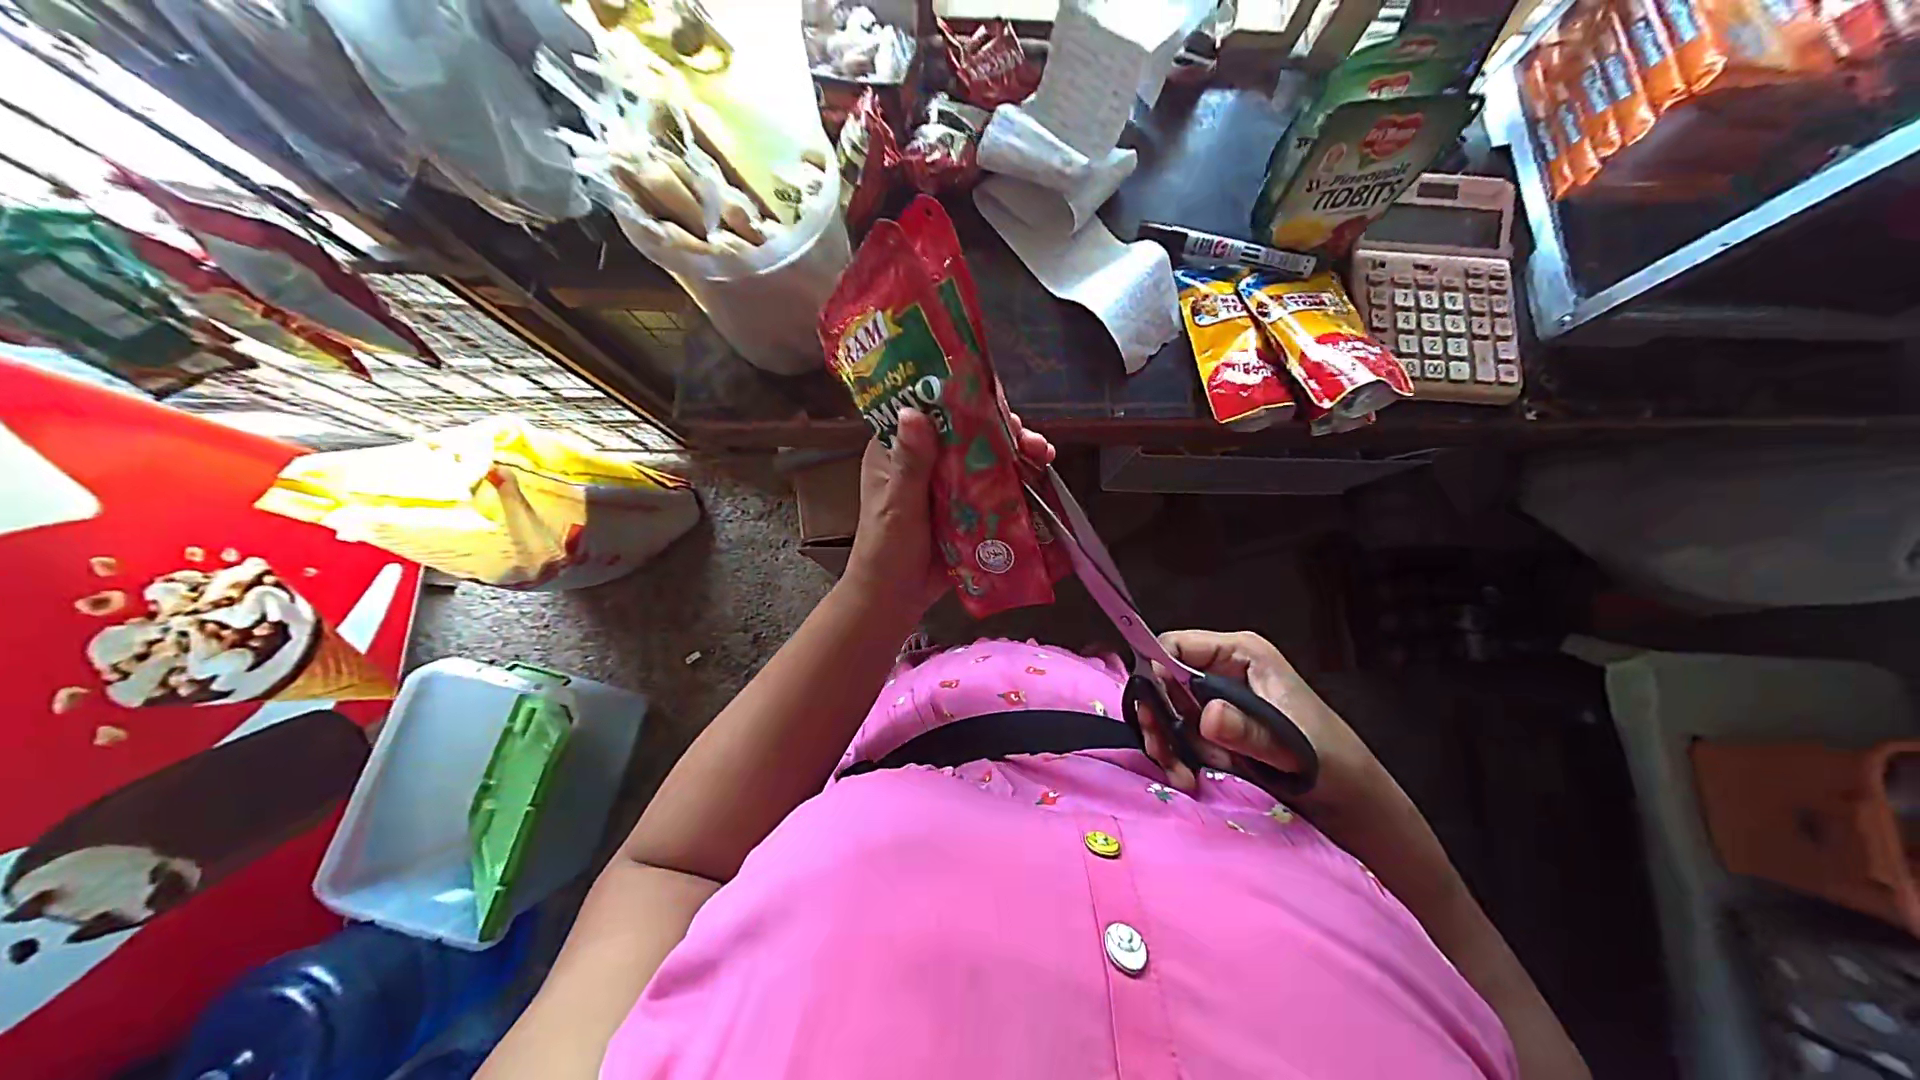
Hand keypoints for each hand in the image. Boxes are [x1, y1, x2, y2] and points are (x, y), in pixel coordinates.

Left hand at [840, 408, 1054, 619]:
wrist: (895, 598)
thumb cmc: (885, 550)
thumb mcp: (898, 506)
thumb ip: (911, 464)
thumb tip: (914, 412)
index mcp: (897, 450)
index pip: (929, 409)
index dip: (961, 399)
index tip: (991, 399)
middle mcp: (924, 459)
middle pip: (966, 430)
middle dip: (1000, 428)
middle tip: (1026, 436)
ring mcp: (947, 483)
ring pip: (984, 456)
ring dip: (1015, 452)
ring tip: (1043, 455)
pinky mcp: (966, 506)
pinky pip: (993, 486)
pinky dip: (1016, 480)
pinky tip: (1040, 478)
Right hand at [1140, 630, 1387, 813]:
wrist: (1349, 799)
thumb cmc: (1331, 761)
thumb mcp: (1291, 748)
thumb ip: (1249, 731)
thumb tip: (1206, 714)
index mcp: (1242, 654)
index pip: (1176, 645)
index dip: (1156, 674)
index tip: (1157, 714)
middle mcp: (1222, 669)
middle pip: (1161, 679)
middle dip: (1158, 719)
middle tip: (1164, 752)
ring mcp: (1215, 698)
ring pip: (1164, 710)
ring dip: (1167, 744)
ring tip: (1185, 775)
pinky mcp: (1212, 727)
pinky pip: (1176, 735)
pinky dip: (1175, 758)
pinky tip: (1189, 779)